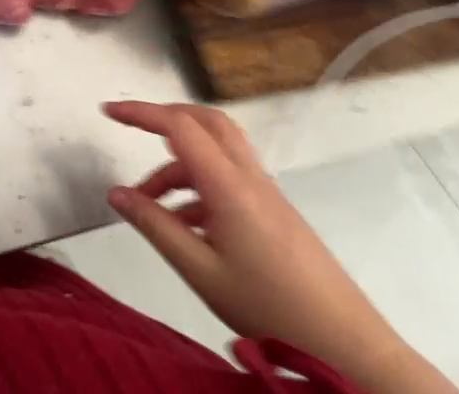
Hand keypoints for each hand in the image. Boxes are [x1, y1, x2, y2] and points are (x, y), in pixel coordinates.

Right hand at [104, 101, 454, 392]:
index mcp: (230, 188)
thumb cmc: (270, 308)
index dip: (141, 113)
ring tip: (150, 204)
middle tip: (130, 129)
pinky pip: (230, 179)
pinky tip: (185, 226)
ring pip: (218, 153)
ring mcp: (268, 196)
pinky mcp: (276, 214)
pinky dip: (198, 185)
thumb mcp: (200, 271)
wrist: (350, 347)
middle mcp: (252, 180)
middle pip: (208, 122)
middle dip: (165, 117)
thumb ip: (155, 226)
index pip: (180, 128)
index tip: (108, 111)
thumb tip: (117, 194)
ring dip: (178, 163)